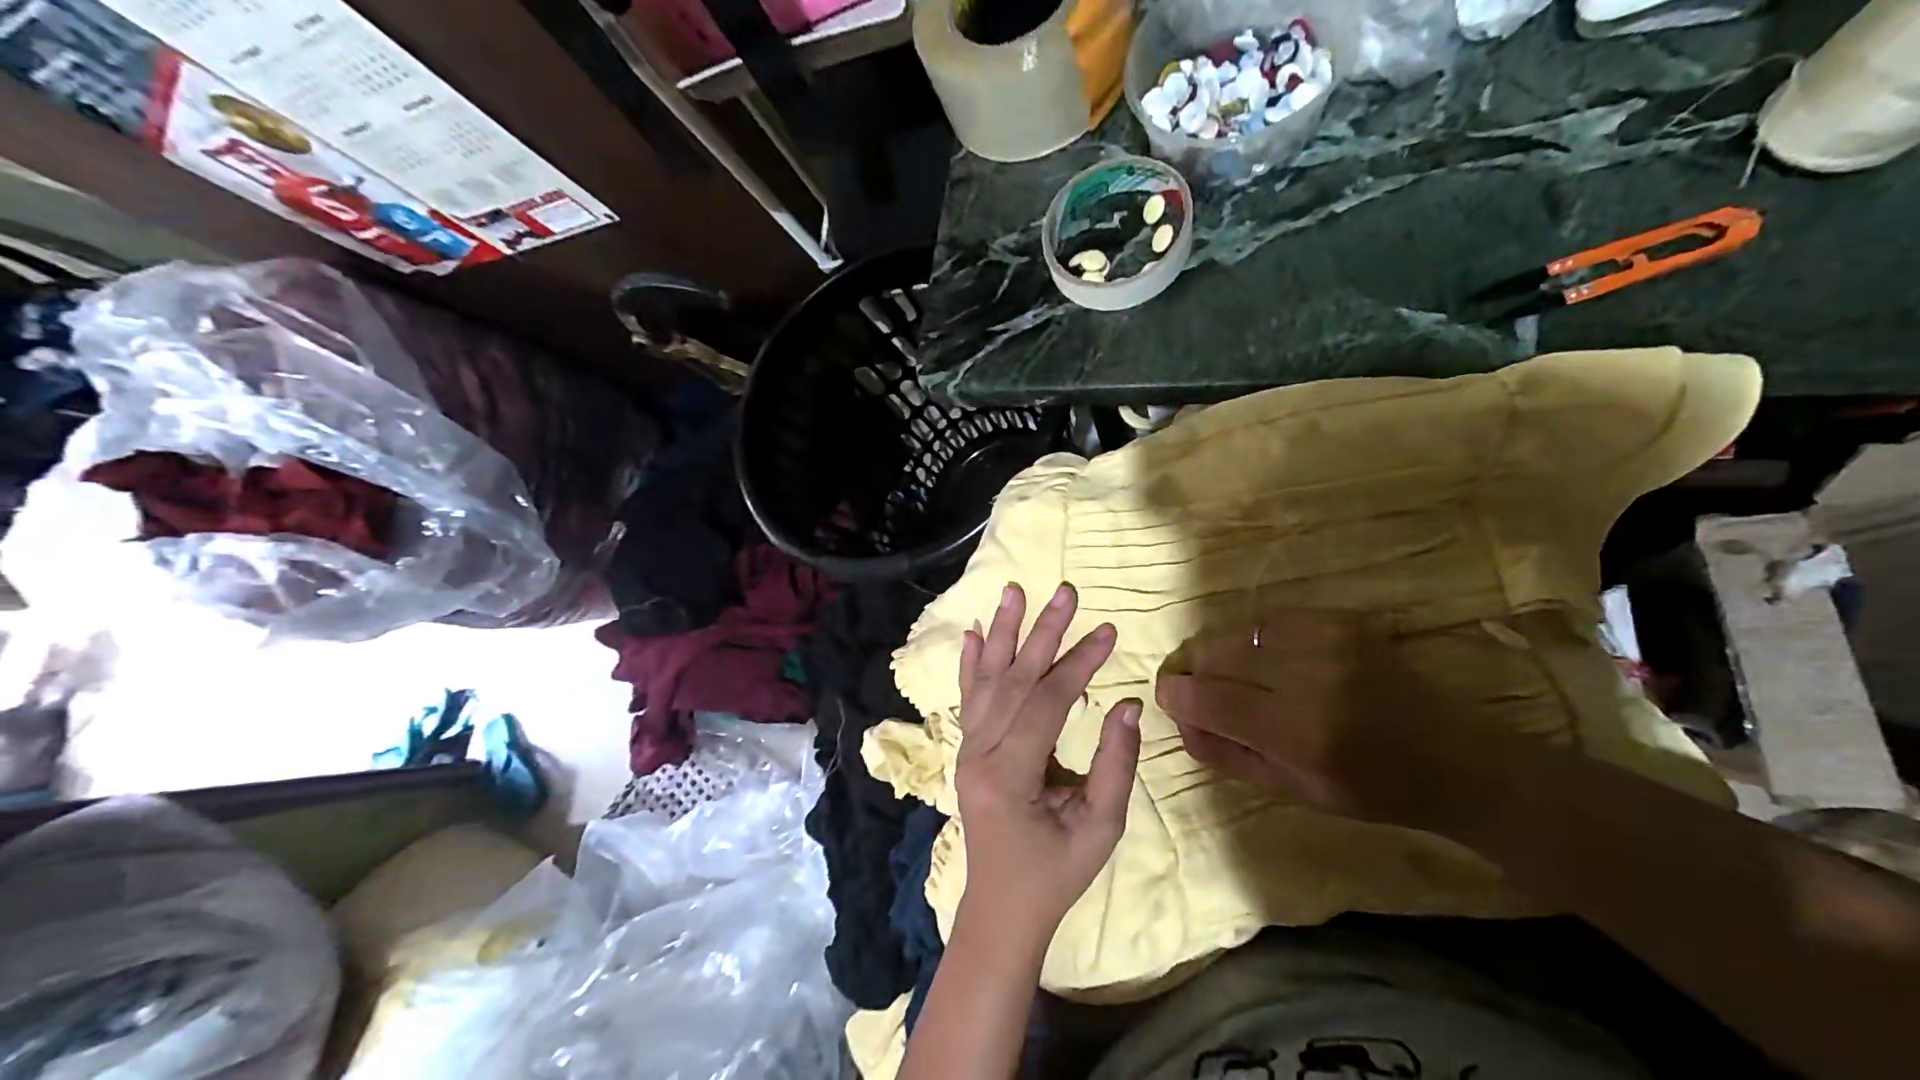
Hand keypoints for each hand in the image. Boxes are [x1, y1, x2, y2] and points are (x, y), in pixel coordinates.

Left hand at [954, 582, 1141, 933]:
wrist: (1003, 907)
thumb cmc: (1056, 873)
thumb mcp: (1099, 830)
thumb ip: (1115, 766)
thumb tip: (1128, 704)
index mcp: (1010, 774)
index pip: (1048, 702)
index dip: (1079, 664)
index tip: (1109, 631)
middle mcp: (980, 752)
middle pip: (1014, 680)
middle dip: (1042, 632)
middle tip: (1065, 591)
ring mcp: (967, 750)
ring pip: (987, 681)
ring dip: (1003, 632)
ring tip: (1013, 590)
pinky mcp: (967, 751)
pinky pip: (967, 699)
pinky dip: (971, 663)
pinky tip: (975, 634)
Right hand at [1154, 610, 1448, 827]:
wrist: (1454, 757)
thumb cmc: (1371, 789)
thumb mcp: (1291, 791)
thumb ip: (1224, 753)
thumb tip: (1176, 716)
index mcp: (1299, 733)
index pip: (1208, 698)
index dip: (1175, 694)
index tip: (1167, 696)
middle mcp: (1311, 678)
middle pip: (1216, 654)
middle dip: (1194, 670)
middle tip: (1197, 687)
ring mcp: (1329, 641)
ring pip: (1239, 632)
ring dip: (1224, 654)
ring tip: (1238, 676)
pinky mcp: (1342, 620)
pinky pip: (1271, 620)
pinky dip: (1258, 640)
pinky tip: (1272, 660)